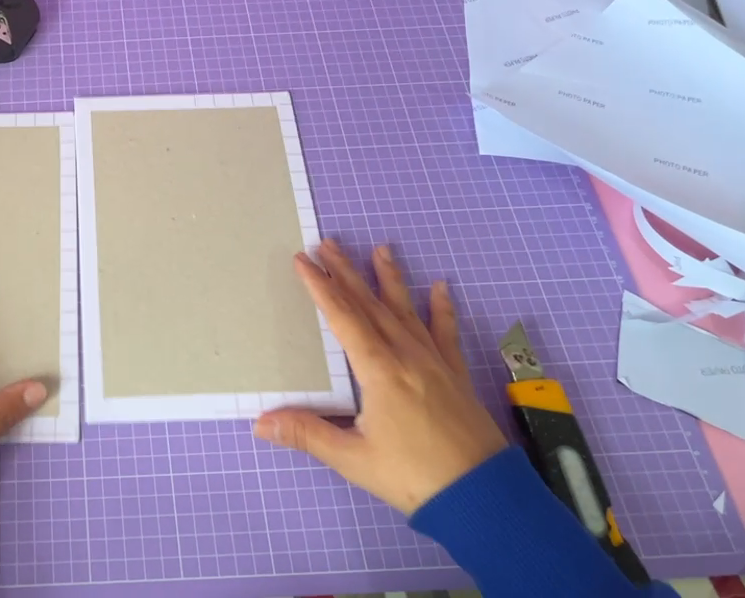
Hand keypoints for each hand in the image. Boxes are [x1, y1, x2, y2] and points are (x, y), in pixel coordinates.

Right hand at [253, 239, 507, 514]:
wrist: (485, 499)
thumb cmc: (412, 476)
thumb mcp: (353, 459)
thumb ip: (307, 434)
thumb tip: (259, 423)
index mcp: (378, 370)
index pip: (343, 317)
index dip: (320, 287)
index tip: (303, 260)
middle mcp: (406, 355)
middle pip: (370, 305)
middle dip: (346, 273)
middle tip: (328, 244)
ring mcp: (435, 362)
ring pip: (406, 311)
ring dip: (389, 279)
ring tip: (380, 250)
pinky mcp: (456, 375)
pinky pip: (446, 333)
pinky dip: (442, 309)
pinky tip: (441, 287)